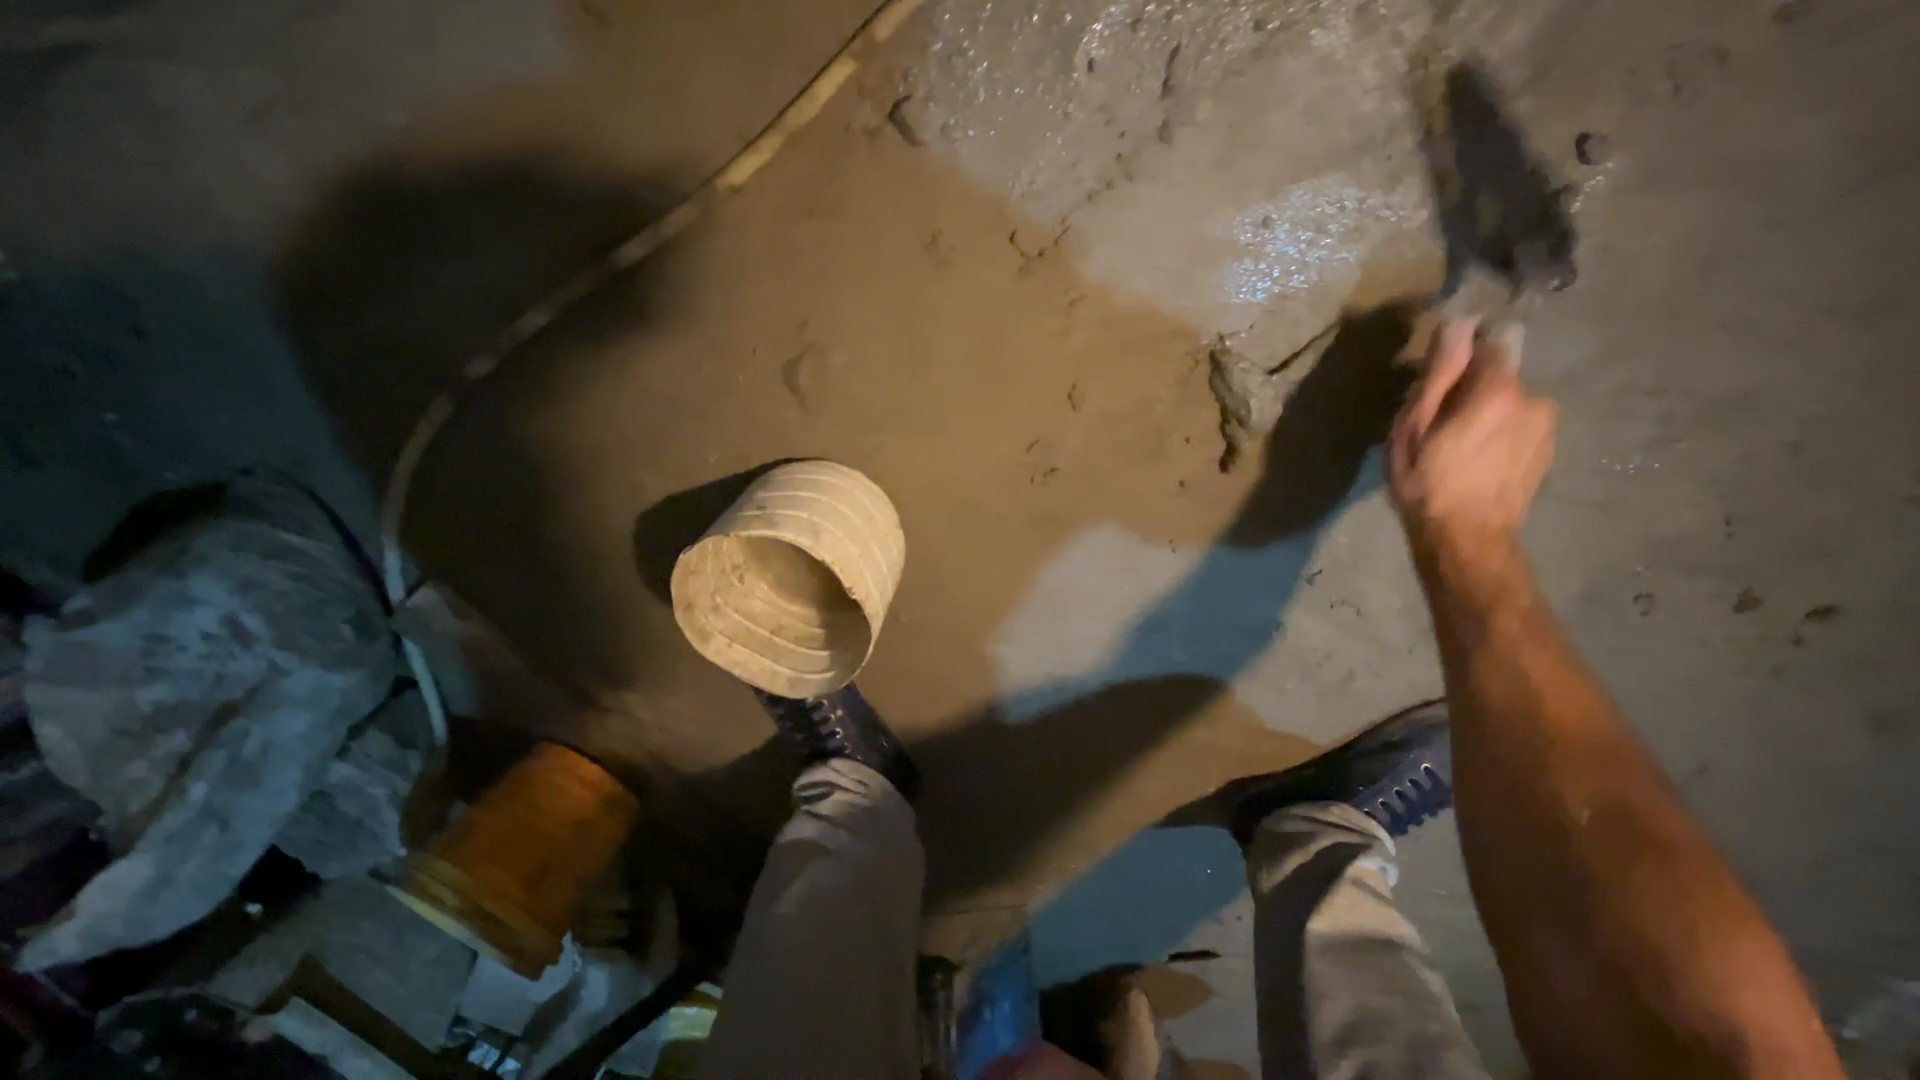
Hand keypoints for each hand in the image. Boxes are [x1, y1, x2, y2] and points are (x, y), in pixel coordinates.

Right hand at [1389, 319, 1557, 557]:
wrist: (1468, 540)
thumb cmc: (1429, 483)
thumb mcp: (1415, 426)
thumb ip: (1440, 373)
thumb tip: (1458, 322)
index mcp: (1498, 388)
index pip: (1490, 339)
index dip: (1463, 352)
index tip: (1439, 375)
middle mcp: (1534, 397)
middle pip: (1500, 373)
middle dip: (1472, 387)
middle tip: (1439, 422)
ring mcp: (1547, 425)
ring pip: (1511, 400)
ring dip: (1488, 412)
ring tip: (1459, 445)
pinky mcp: (1548, 448)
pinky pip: (1521, 424)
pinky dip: (1501, 432)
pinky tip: (1479, 461)